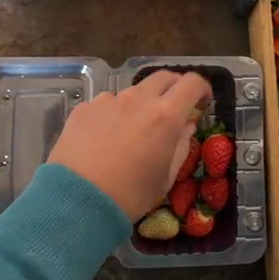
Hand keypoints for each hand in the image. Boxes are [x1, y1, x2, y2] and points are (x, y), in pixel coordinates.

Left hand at [48, 70, 212, 219]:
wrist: (76, 202)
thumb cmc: (130, 195)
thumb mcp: (166, 177)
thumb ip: (181, 144)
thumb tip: (186, 125)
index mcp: (166, 115)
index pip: (192, 83)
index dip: (202, 89)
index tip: (202, 103)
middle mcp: (138, 99)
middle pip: (164, 77)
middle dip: (174, 88)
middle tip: (173, 109)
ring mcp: (108, 100)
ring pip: (134, 91)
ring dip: (142, 103)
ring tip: (134, 130)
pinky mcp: (85, 108)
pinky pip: (107, 104)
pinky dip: (115, 114)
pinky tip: (105, 138)